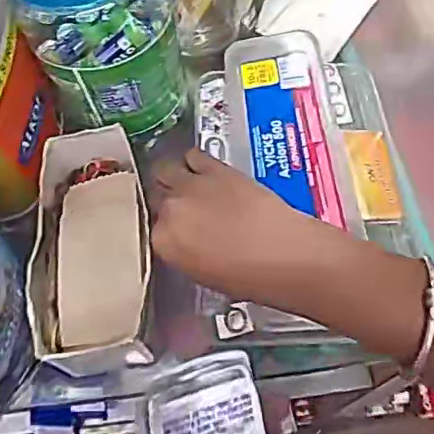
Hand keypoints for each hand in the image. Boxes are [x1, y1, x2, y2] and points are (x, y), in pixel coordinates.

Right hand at [151, 147, 368, 312]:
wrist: (286, 255)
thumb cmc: (249, 278)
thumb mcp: (201, 272)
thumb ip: (182, 249)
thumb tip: (183, 238)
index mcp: (163, 242)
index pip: (147, 226)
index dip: (161, 225)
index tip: (172, 227)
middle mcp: (170, 210)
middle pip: (153, 194)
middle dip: (163, 199)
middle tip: (180, 206)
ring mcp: (190, 185)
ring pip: (164, 169)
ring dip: (172, 176)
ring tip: (186, 184)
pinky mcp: (215, 167)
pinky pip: (192, 155)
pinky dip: (193, 162)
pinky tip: (203, 170)